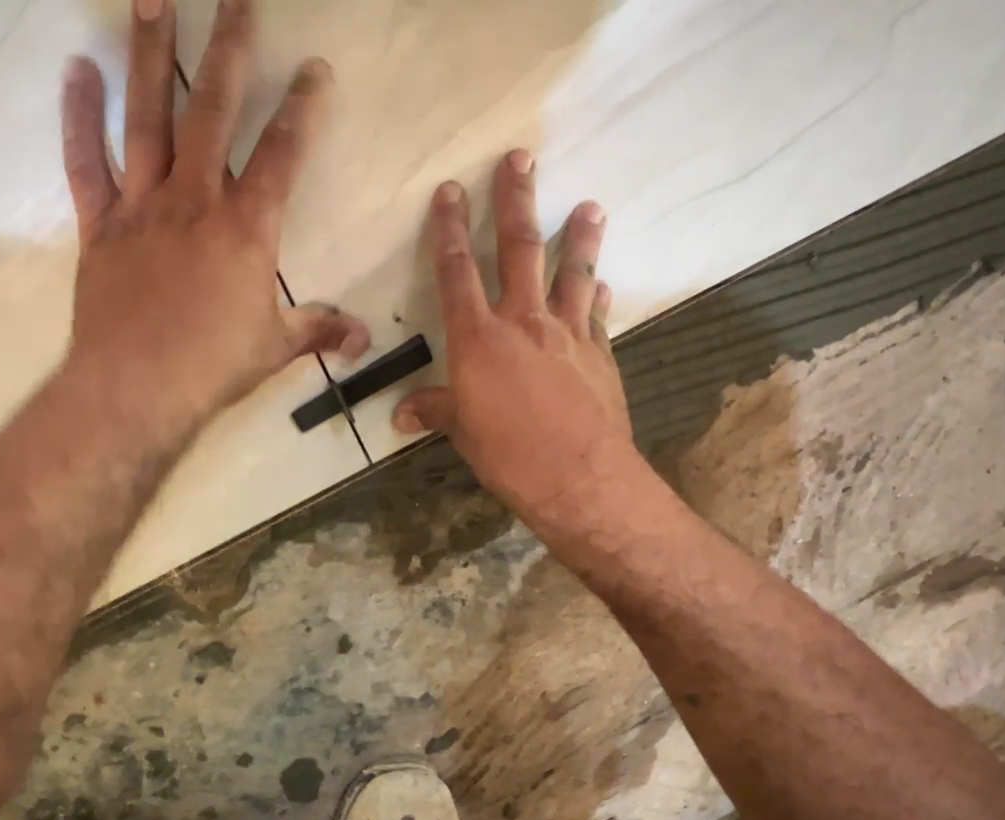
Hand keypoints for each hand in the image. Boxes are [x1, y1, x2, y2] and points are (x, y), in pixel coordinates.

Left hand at [60, 0, 368, 437]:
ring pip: (147, 118)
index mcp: (246, 229)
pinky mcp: (101, 225)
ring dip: (149, 54)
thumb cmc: (213, 366)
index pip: (281, 154)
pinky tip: (77, 70)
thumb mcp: (276, 348)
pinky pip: (85, 163)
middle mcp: (195, 201)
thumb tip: (364, 340)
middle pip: (213, 110)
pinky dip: (80, 118)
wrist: (136, 389)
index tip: (314, 69)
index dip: (301, 108)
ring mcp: (142, 207)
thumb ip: (320, 331)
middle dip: (228, 48)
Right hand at [394, 151, 638, 526]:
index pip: (457, 271)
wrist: (580, 477)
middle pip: (518, 249)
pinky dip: (599, 297)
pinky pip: (598, 316)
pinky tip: (604, 284)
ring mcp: (567, 334)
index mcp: (478, 338)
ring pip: (573, 273)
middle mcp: (523, 321)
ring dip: (580, 237)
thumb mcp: (463, 433)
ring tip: (590, 205)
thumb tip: (400, 415)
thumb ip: (436, 411)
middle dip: (517, 200)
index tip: (450, 189)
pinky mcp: (599, 354)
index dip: (450, 228)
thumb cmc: (509, 455)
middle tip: (522, 157)